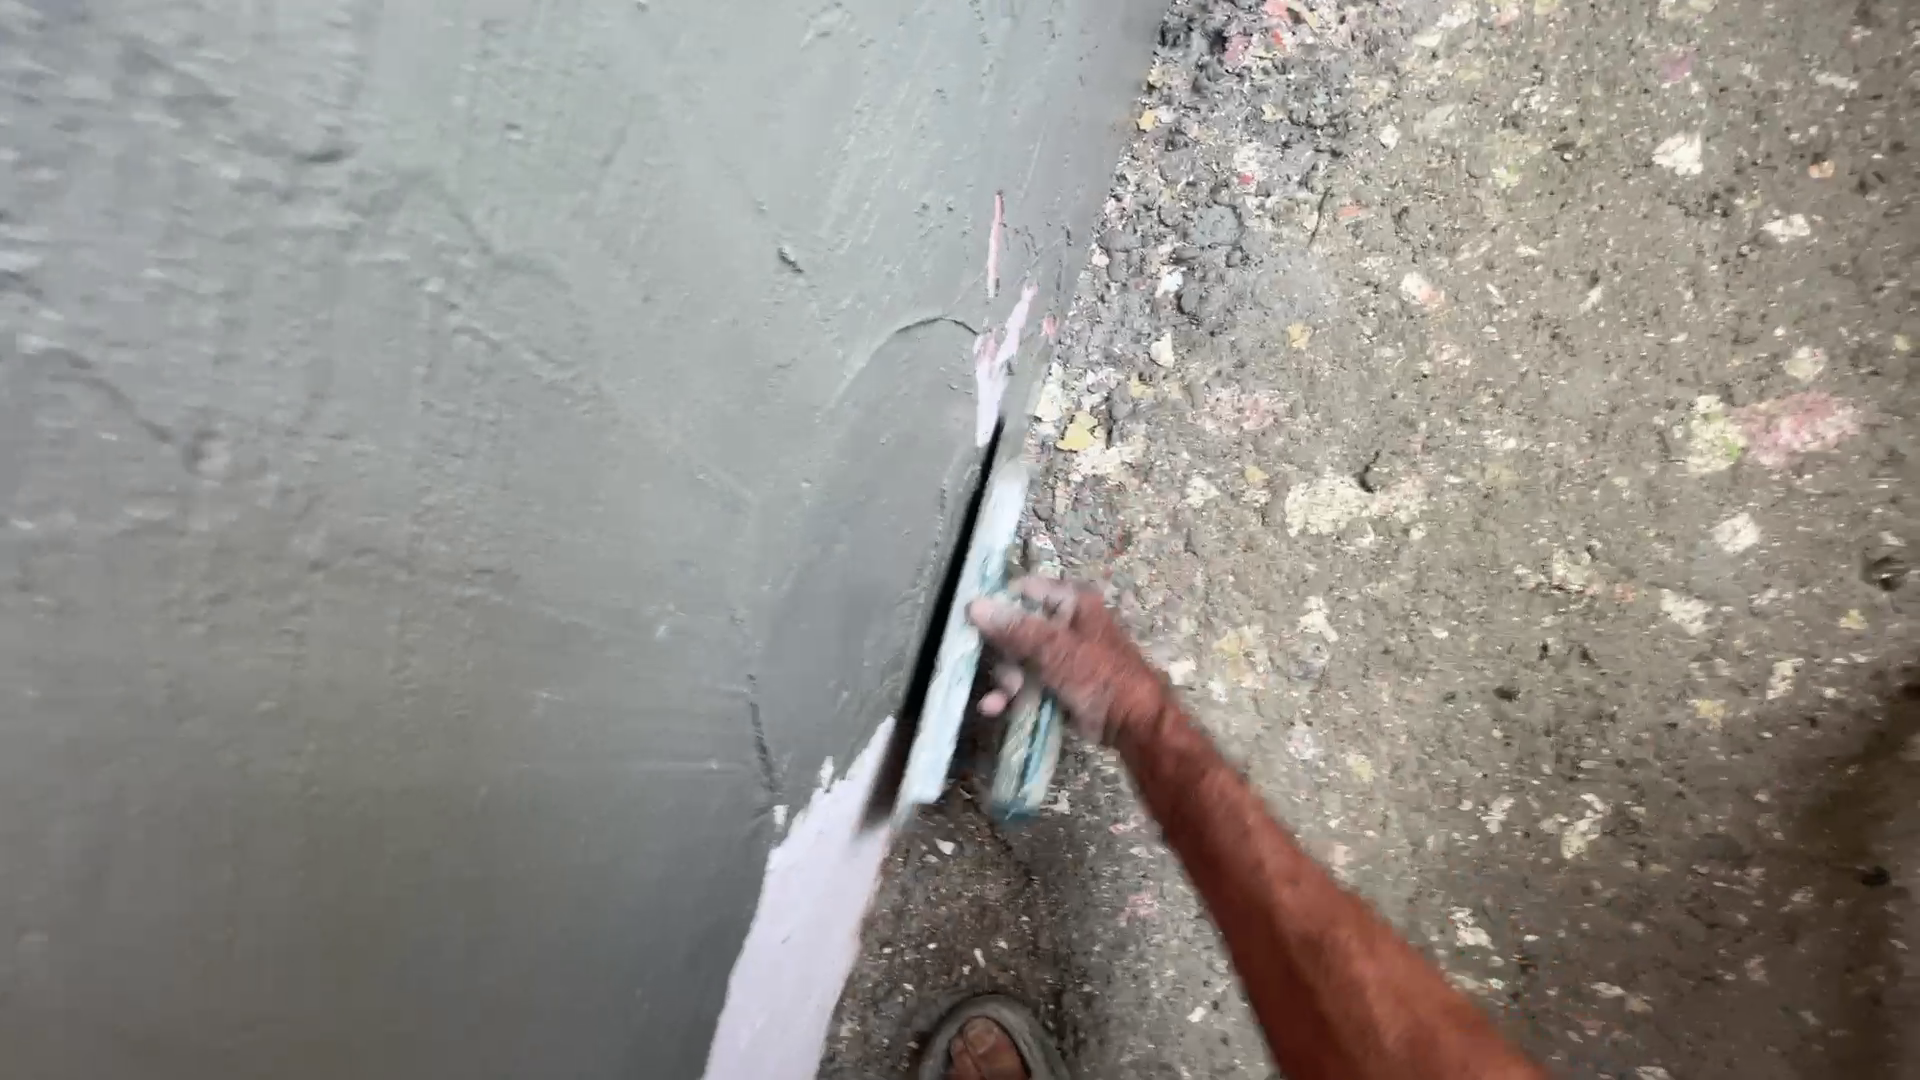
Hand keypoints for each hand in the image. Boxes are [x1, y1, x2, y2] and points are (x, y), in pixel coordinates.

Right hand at [966, 578, 1169, 745]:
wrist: (1132, 723)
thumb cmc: (1099, 675)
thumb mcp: (1054, 649)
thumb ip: (1013, 628)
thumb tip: (973, 605)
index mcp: (1071, 601)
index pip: (1023, 591)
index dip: (997, 605)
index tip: (973, 624)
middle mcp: (1064, 621)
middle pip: (1015, 627)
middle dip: (1003, 655)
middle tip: (1004, 673)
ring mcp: (1060, 652)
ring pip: (1017, 658)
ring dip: (1006, 679)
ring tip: (1004, 699)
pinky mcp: (1056, 680)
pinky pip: (1025, 680)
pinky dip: (1012, 694)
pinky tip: (996, 708)